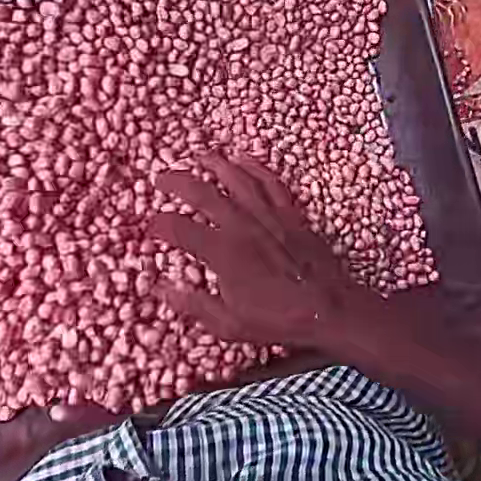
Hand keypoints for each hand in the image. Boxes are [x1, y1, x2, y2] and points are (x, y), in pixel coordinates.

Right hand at [150, 152, 380, 351]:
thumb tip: (163, 291)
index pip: (180, 229)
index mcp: (223, 253)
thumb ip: (194, 305)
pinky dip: (255, 168)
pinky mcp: (290, 213)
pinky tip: (244, 160)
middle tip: (161, 177)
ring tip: (200, 156)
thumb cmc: (280, 319)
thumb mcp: (230, 324)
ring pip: (237, 179)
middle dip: (177, 181)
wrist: (330, 308)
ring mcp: (268, 216)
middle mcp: (242, 226)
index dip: (160, 225)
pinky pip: (270, 182)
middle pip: (202, 193)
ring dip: (215, 165)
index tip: (151, 226)